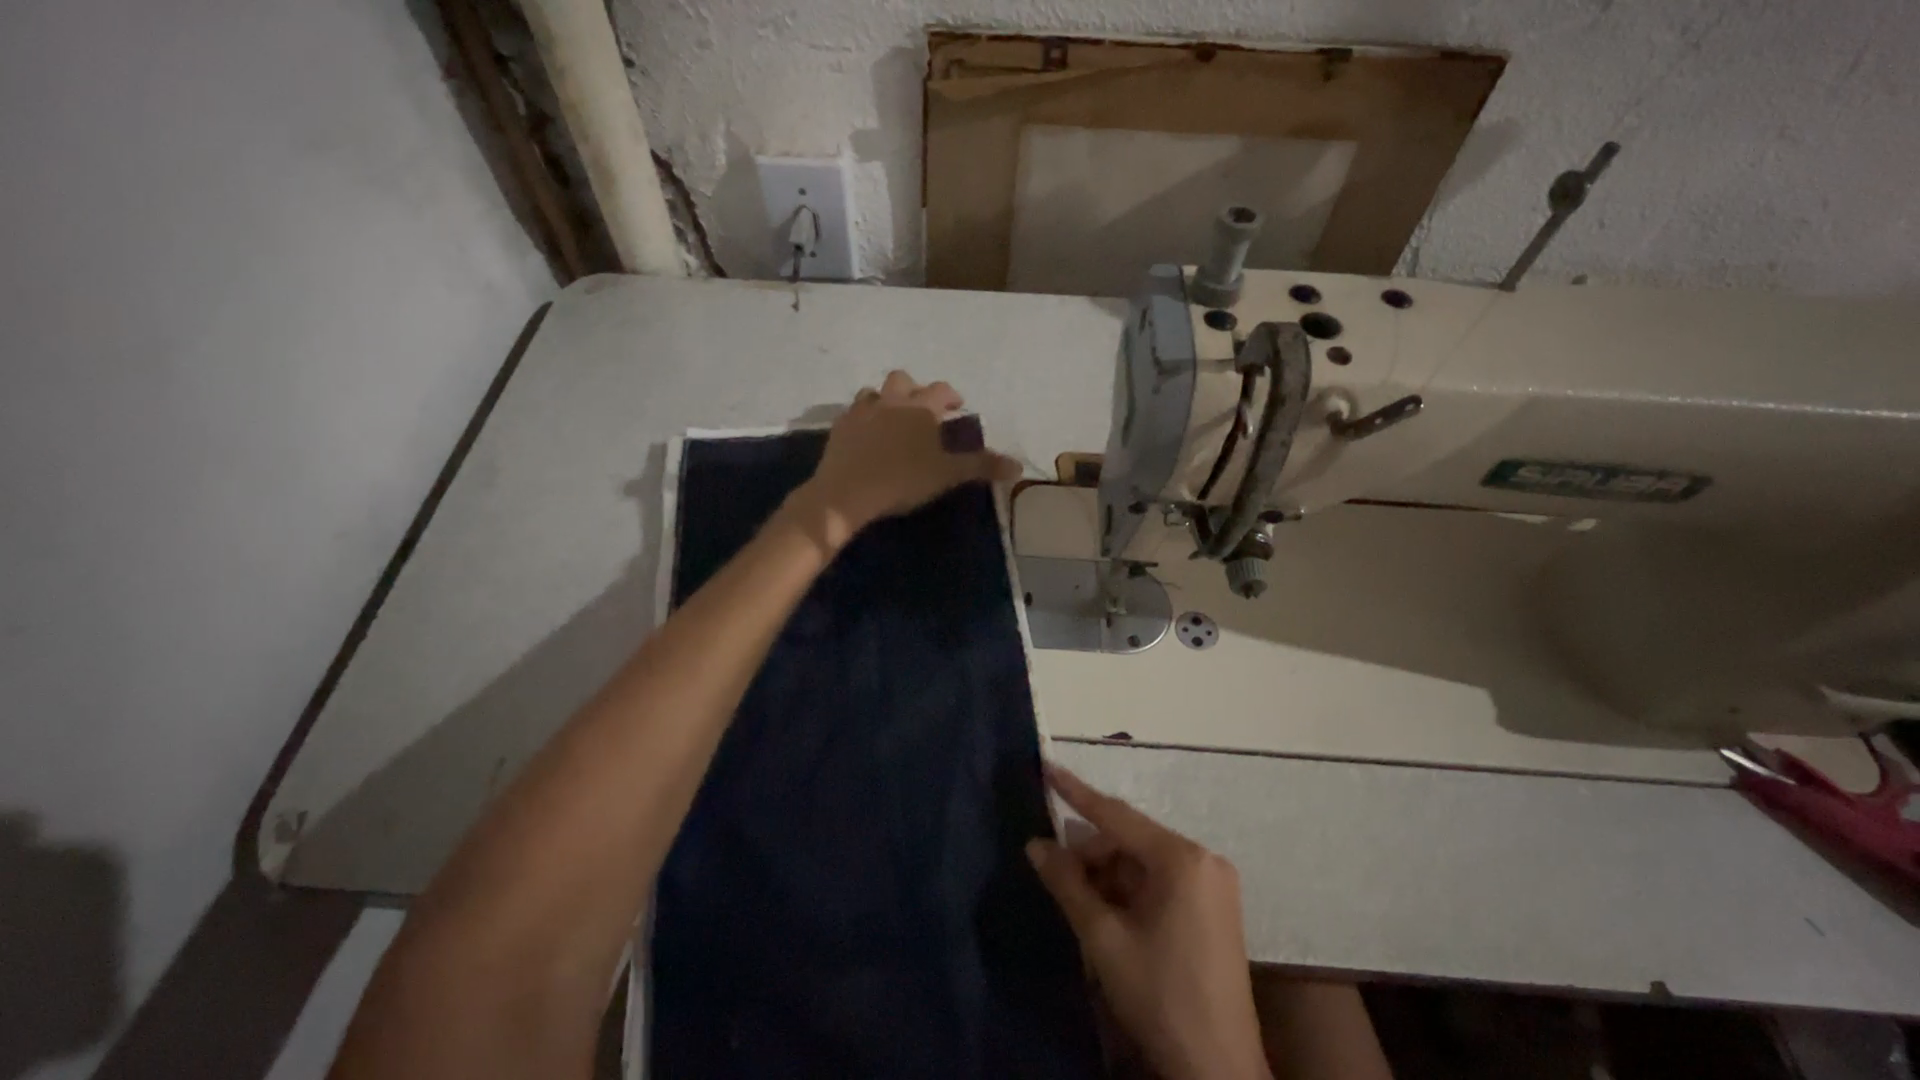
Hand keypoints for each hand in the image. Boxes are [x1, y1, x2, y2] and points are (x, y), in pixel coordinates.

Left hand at [785, 371, 1015, 547]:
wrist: (847, 492)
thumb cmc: (903, 480)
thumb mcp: (947, 475)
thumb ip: (982, 467)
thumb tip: (1017, 465)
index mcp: (920, 408)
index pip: (941, 390)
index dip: (951, 396)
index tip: (957, 406)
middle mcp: (890, 400)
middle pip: (903, 380)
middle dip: (915, 390)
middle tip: (922, 409)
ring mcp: (861, 411)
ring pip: (873, 392)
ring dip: (884, 400)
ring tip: (891, 419)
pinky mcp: (838, 427)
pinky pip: (852, 413)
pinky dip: (862, 418)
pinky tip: (865, 435)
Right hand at [1027, 766, 1271, 1079]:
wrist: (1216, 1065)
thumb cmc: (1158, 994)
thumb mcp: (1103, 938)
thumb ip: (1068, 883)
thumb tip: (1036, 844)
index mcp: (1182, 859)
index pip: (1117, 816)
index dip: (1077, 793)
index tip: (1047, 766)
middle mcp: (1204, 860)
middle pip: (1131, 841)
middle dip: (1090, 854)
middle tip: (1053, 875)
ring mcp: (1214, 884)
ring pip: (1144, 862)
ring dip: (1108, 876)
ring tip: (1078, 903)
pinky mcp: (1215, 908)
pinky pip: (1162, 881)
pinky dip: (1130, 891)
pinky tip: (1106, 913)